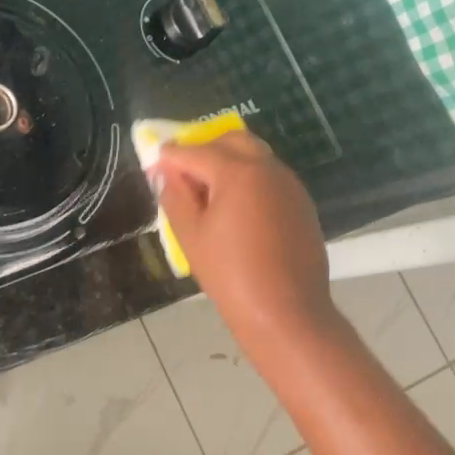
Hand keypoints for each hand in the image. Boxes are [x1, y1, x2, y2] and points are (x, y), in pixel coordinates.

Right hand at [149, 130, 332, 340]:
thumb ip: (174, 196)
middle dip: (204, 149)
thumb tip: (166, 174)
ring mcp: (290, 186)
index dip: (169, 156)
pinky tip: (234, 211)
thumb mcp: (189, 234)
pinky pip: (269, 178)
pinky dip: (248, 181)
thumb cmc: (230, 273)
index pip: (194, 152)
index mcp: (238, 172)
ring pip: (255, 157)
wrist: (286, 313)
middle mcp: (268, 170)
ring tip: (207, 194)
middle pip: (232, 141)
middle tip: (182, 174)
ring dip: (228, 163)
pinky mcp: (301, 205)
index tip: (152, 162)